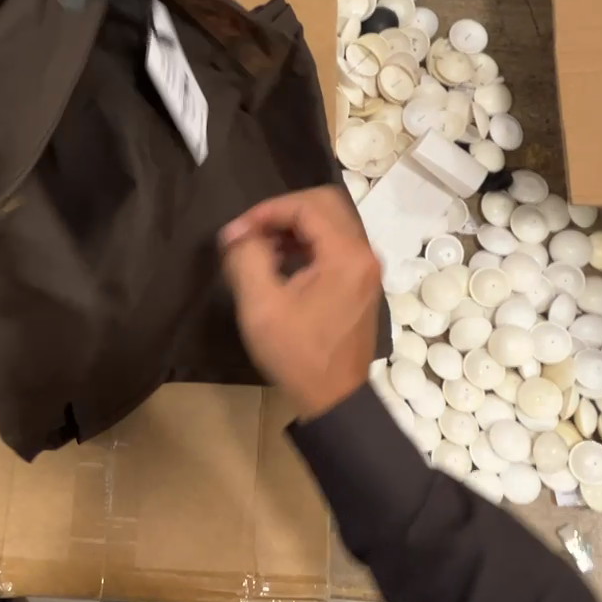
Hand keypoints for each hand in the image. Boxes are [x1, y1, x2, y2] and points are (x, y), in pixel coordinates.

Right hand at [220, 187, 381, 419]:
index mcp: (346, 255)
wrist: (333, 398)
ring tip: (260, 247)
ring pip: (330, 221)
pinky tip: (280, 262)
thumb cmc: (297, 354)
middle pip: (324, 204)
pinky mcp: (361, 280)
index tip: (237, 232)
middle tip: (251, 233)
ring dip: (293, 226)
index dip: (267, 211)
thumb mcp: (261, 307)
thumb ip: (245, 258)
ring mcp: (366, 267)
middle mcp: (364, 253)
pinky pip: (334, 243)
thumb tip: (234, 232)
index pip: (306, 206)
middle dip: (282, 212)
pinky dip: (306, 242)